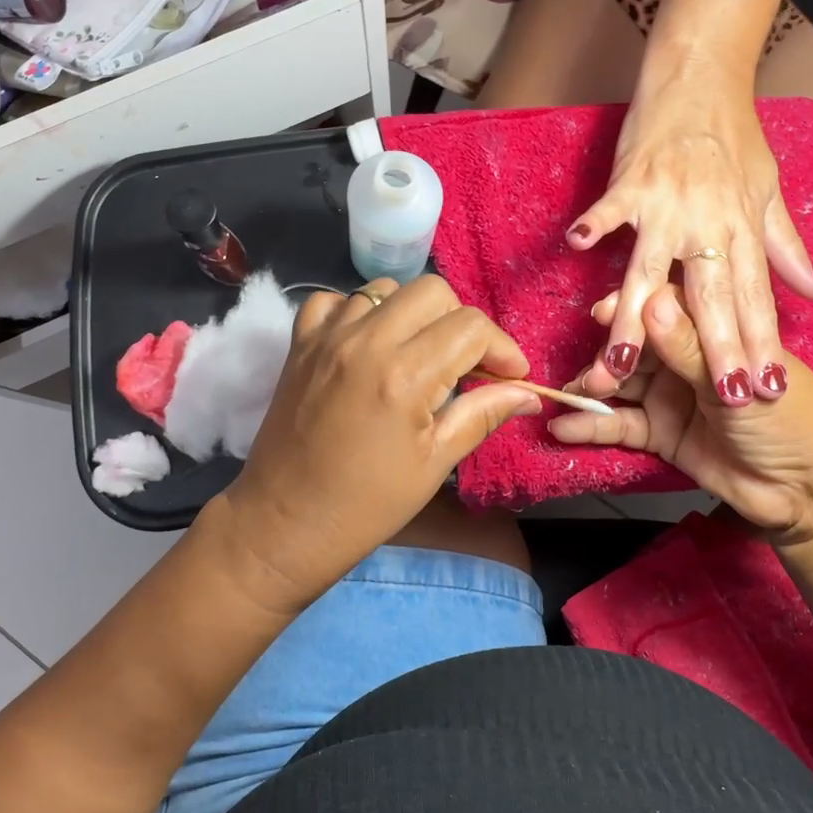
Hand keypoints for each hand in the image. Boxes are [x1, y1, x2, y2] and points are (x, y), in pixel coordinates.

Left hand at [221, 276, 539, 605]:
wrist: (284, 523)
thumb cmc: (366, 505)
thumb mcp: (434, 463)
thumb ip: (482, 415)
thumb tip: (528, 393)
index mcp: (404, 375)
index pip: (470, 327)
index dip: (502, 348)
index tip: (510, 376)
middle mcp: (365, 341)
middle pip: (433, 291)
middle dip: (461, 323)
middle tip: (465, 365)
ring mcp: (326, 337)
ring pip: (385, 290)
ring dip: (412, 314)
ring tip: (417, 354)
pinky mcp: (299, 344)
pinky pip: (334, 301)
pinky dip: (358, 313)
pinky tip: (368, 345)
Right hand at [549, 286, 812, 544]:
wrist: (809, 495)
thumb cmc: (793, 423)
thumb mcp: (736, 381)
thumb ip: (690, 346)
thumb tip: (650, 300)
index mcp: (714, 332)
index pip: (664, 309)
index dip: (631, 310)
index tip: (603, 314)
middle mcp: (686, 358)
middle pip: (634, 347)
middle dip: (608, 356)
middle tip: (592, 372)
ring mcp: (669, 395)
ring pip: (621, 385)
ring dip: (592, 389)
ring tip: (562, 396)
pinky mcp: (659, 433)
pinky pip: (619, 424)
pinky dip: (591, 425)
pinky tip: (562, 427)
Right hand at [567, 77, 812, 404]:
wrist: (701, 76)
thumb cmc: (732, 135)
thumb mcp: (768, 191)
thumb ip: (786, 248)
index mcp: (743, 228)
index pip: (755, 297)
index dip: (760, 343)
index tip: (766, 388)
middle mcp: (710, 222)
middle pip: (713, 295)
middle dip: (719, 348)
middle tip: (725, 397)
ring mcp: (669, 202)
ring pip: (653, 269)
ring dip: (637, 316)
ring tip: (623, 363)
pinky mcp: (633, 179)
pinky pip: (613, 206)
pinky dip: (598, 222)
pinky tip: (578, 246)